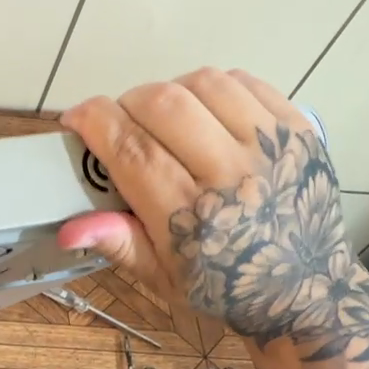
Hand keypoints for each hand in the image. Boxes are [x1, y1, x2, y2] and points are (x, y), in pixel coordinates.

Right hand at [58, 68, 368, 360]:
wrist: (301, 287)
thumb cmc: (218, 285)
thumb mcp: (160, 276)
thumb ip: (118, 242)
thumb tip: (67, 229)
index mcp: (188, 217)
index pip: (132, 151)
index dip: (96, 123)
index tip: (76, 117)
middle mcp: (230, 173)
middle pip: (163, 105)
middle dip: (126, 104)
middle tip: (118, 123)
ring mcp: (270, 144)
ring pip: (202, 84)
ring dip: (168, 92)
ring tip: (159, 117)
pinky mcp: (298, 126)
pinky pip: (243, 81)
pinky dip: (209, 89)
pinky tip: (199, 112)